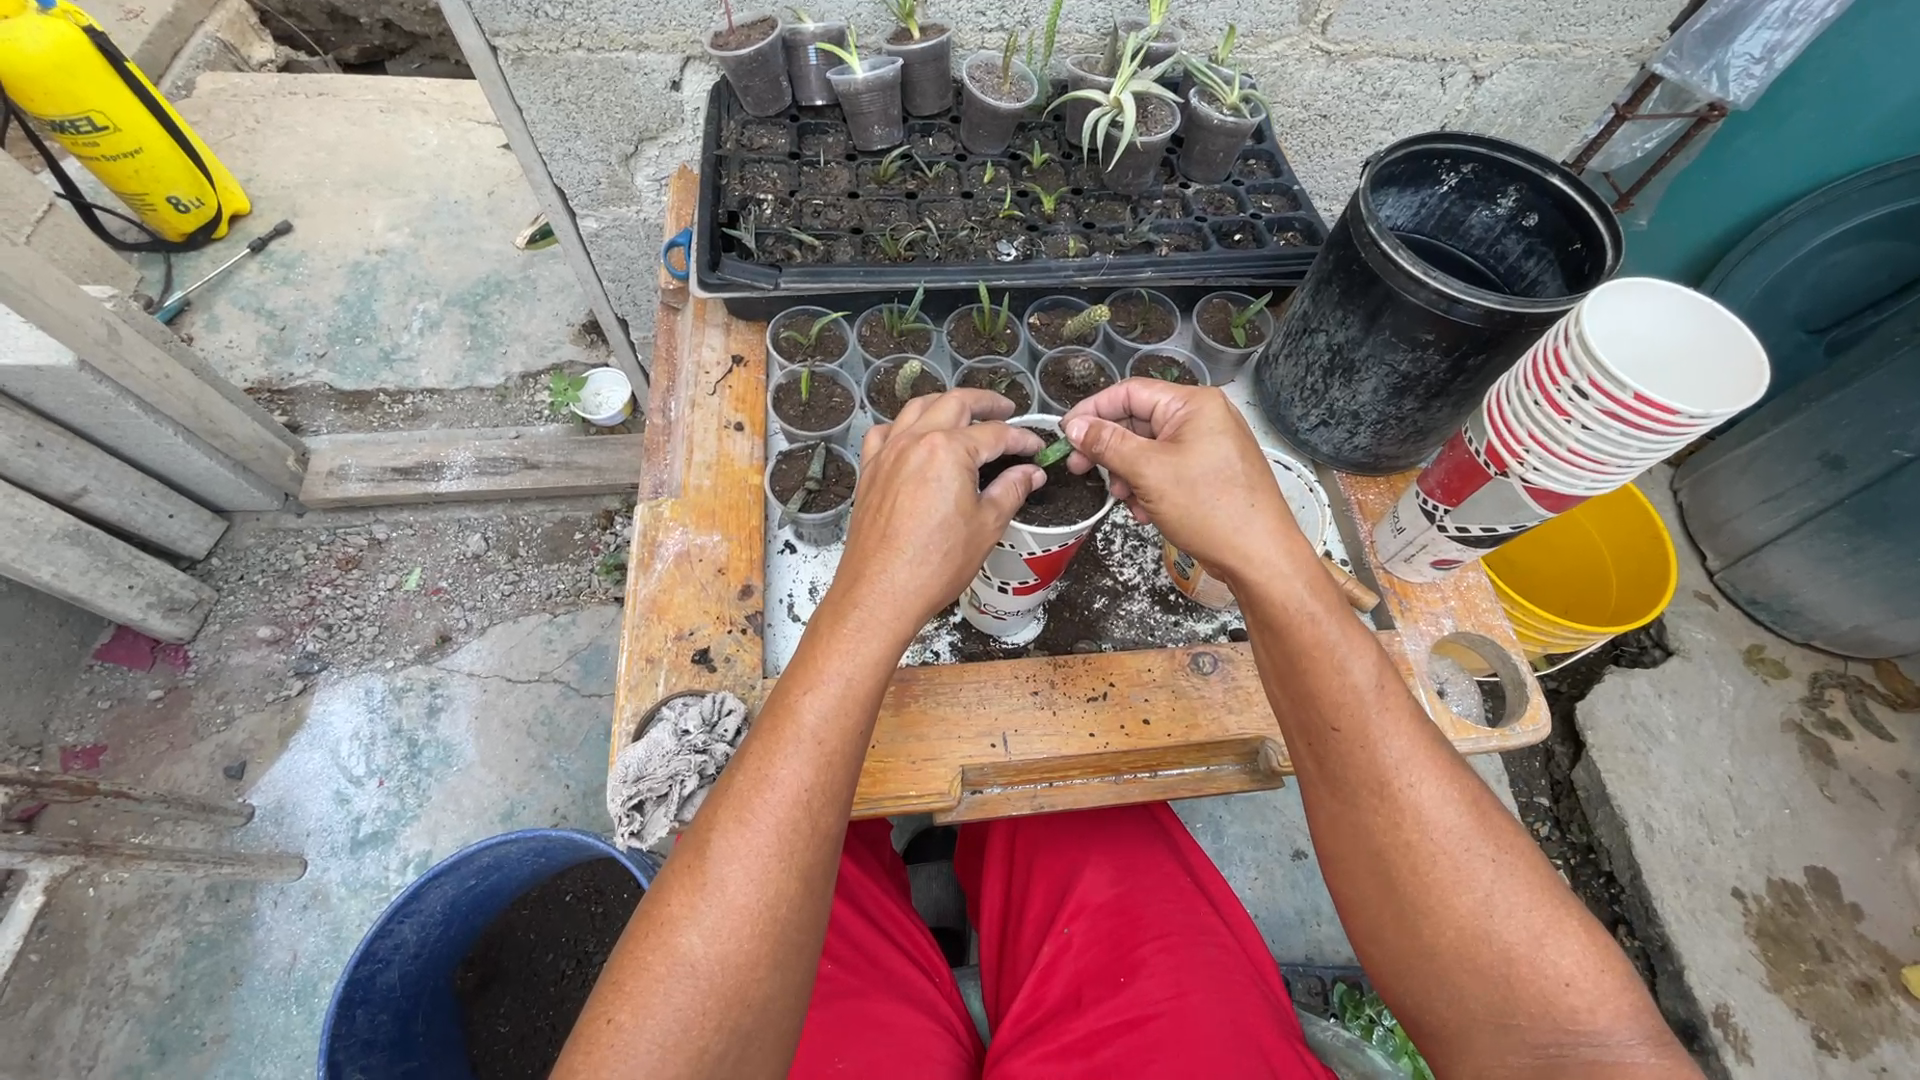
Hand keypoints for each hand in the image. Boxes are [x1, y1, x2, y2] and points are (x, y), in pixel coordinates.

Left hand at [830, 389, 1045, 642]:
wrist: (881, 591)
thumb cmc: (937, 564)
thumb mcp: (987, 526)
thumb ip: (1011, 490)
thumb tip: (1030, 473)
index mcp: (948, 450)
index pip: (995, 433)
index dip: (1021, 438)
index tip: (1036, 447)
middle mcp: (915, 440)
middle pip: (955, 403)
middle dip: (985, 403)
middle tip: (1006, 409)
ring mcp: (888, 453)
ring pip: (917, 408)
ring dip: (945, 404)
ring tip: (964, 412)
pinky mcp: (870, 471)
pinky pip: (886, 432)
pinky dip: (905, 425)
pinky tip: (914, 435)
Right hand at [1061, 378, 1305, 582]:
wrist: (1259, 554)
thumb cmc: (1209, 507)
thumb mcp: (1148, 472)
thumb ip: (1107, 444)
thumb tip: (1074, 426)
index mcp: (1192, 404)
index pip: (1129, 393)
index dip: (1092, 411)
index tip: (1065, 433)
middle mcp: (1202, 417)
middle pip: (1137, 422)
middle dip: (1109, 449)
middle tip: (1080, 469)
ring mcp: (1208, 445)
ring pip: (1148, 449)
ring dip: (1127, 474)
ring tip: (1124, 500)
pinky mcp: (1209, 472)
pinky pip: (1166, 469)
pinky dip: (1148, 487)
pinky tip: (1146, 511)